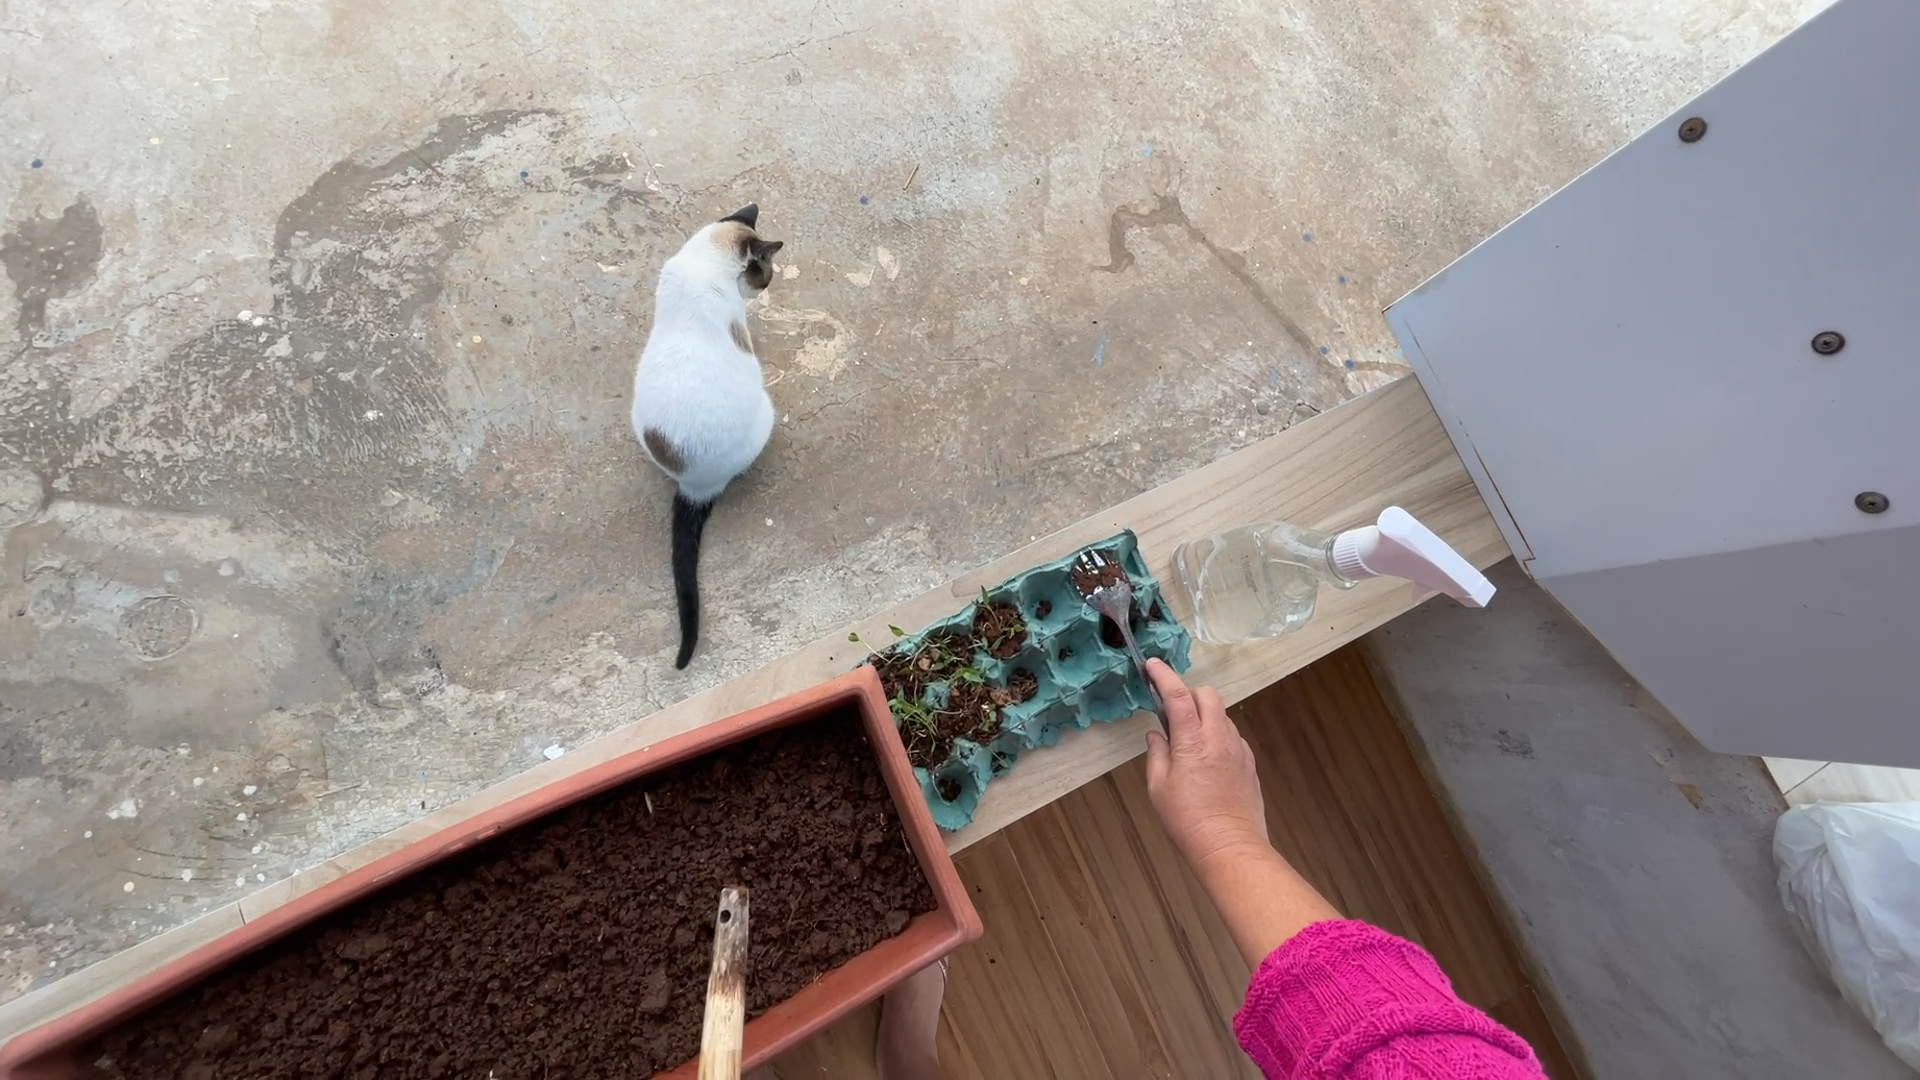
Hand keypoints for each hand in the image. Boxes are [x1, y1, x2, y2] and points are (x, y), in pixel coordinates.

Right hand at [1142, 659, 1269, 871]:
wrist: (1230, 847)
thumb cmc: (1187, 819)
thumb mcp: (1158, 787)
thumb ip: (1156, 754)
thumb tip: (1156, 736)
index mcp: (1192, 740)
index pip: (1177, 695)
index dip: (1163, 675)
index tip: (1152, 664)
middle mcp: (1218, 737)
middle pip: (1208, 694)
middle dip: (1188, 692)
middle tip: (1171, 710)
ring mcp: (1237, 749)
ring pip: (1222, 713)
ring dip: (1203, 713)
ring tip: (1187, 737)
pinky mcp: (1248, 763)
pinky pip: (1231, 734)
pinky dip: (1216, 733)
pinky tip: (1206, 755)